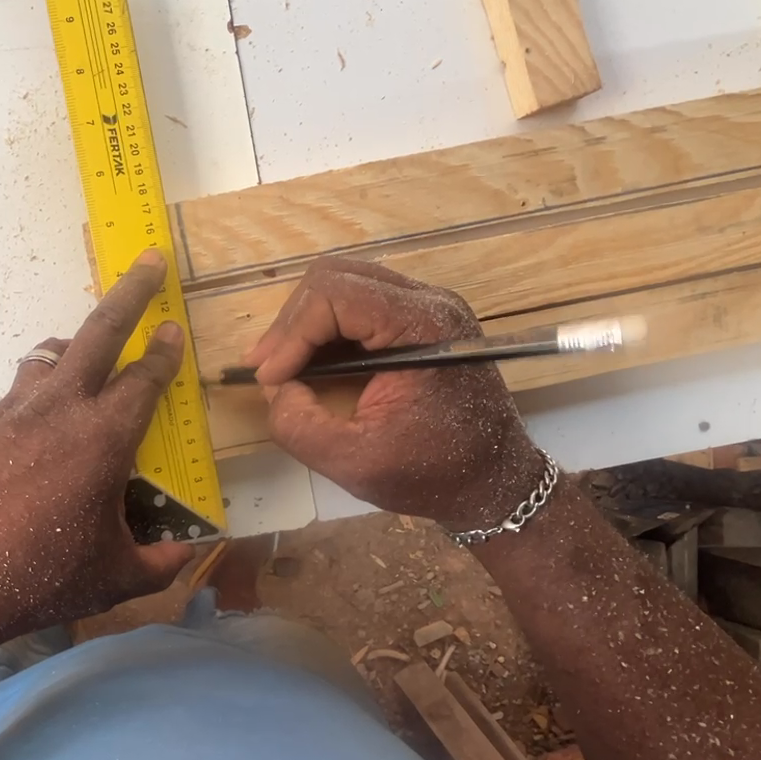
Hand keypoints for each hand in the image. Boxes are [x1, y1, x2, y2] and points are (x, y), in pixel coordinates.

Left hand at [0, 250, 195, 640]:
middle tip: (148, 261)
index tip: (174, 329)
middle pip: (99, 332)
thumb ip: (158, 563)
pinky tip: (42, 418)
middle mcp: (59, 410)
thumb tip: (187, 554)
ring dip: (76, 343)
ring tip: (87, 348)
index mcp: (102, 439)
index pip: (145, 380)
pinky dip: (41, 387)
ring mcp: (13, 412)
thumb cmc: (36, 577)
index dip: (165, 353)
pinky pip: (20, 390)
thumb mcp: (112, 578)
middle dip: (130, 292)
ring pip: (50, 355)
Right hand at [244, 259, 543, 528]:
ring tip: (281, 364)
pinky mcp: (418, 319)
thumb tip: (274, 387)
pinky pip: (356, 302)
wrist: (492, 480)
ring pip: (341, 283)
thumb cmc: (431, 474)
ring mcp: (425, 306)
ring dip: (304, 323)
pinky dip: (323, 328)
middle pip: (334, 278)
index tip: (268, 376)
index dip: (291, 332)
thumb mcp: (354, 464)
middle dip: (291, 323)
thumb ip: (300, 425)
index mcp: (423, 327)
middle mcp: (428, 302)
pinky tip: (308, 361)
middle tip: (268, 369)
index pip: (335, 295)